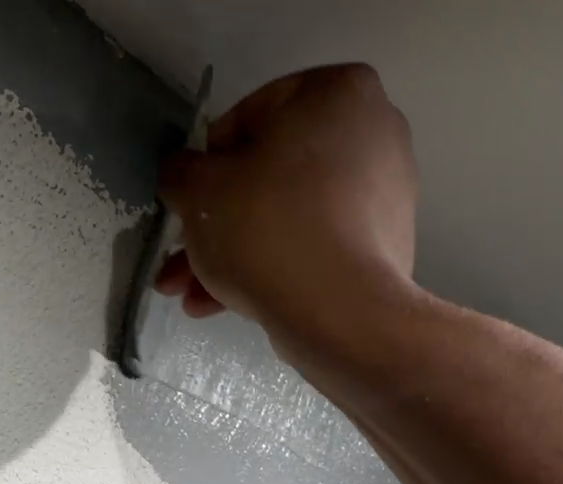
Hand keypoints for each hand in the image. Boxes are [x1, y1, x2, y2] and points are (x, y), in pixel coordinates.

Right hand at [156, 64, 421, 344]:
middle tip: (179, 264)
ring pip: (284, 217)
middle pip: (265, 177)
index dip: (205, 167)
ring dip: (231, 255)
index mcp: (335, 92)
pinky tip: (227, 304)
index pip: (246, 118)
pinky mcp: (381, 243)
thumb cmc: (267, 230)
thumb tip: (183, 174)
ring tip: (191, 296)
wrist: (338, 311)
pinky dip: (271, 267)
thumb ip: (180, 172)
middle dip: (214, 226)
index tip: (187, 207)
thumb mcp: (198, 192)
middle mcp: (371, 129)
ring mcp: (383, 190)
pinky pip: (311, 245)